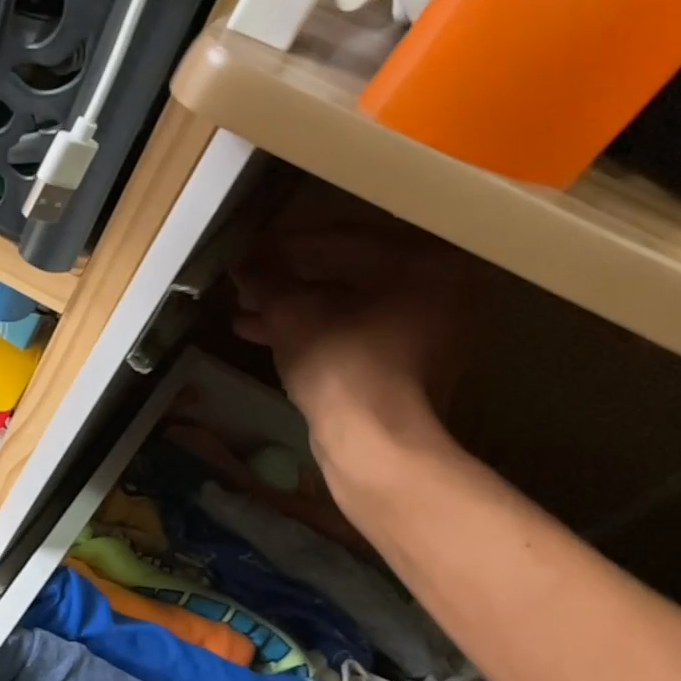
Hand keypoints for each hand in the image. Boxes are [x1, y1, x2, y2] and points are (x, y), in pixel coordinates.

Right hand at [230, 224, 474, 454]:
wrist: (376, 443)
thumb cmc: (342, 363)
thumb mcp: (293, 314)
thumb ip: (267, 281)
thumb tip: (243, 262)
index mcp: (422, 262)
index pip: (344, 237)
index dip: (288, 243)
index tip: (251, 250)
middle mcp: (437, 289)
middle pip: (348, 273)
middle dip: (290, 280)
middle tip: (249, 282)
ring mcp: (426, 332)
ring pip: (346, 309)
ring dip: (295, 310)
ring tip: (247, 315)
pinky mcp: (406, 368)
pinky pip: (352, 337)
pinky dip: (313, 335)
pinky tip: (269, 340)